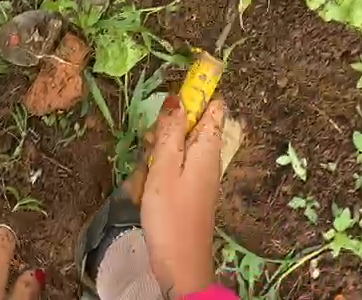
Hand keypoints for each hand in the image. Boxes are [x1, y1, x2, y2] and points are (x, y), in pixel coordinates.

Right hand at [141, 97, 226, 296]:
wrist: (181, 266)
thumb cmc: (171, 215)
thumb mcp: (165, 166)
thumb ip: (170, 130)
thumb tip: (178, 97)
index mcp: (208, 146)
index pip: (214, 105)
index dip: (195, 94)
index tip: (170, 100)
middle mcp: (210, 156)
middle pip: (194, 124)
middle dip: (169, 125)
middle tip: (150, 143)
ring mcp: (202, 174)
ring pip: (181, 145)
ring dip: (161, 148)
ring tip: (147, 168)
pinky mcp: (192, 190)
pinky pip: (178, 165)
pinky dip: (162, 167)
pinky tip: (149, 183)